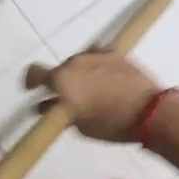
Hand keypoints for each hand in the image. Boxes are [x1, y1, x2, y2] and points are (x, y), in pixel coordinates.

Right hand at [25, 49, 160, 142]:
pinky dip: (97, 65)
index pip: (34, 72)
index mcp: (61, 80)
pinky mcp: (115, 53)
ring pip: (80, 62)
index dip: (30, 80)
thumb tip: (49, 106)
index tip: (32, 90)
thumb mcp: (79, 125)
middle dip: (62, 83)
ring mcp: (95, 55)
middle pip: (61, 69)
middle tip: (72, 99)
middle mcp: (74, 63)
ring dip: (81, 74)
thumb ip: (60, 112)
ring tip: (93, 89)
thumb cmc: (109, 124)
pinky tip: (106, 77)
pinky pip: (98, 55)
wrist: (148, 111)